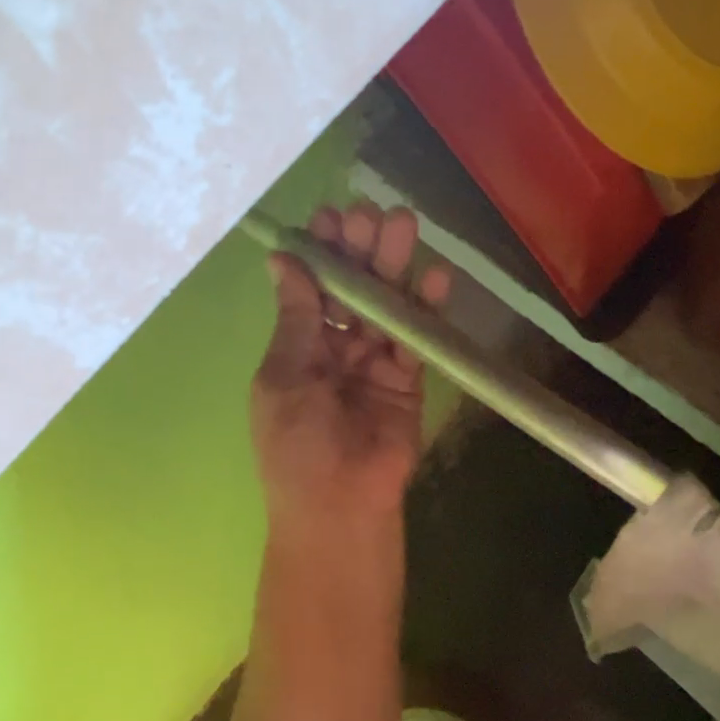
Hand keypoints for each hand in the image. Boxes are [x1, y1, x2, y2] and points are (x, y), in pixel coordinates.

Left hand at [251, 204, 450, 531]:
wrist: (338, 505)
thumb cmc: (297, 445)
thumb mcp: (284, 377)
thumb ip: (296, 319)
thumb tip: (285, 261)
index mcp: (297, 348)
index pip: (311, 289)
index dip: (320, 254)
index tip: (329, 217)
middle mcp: (336, 350)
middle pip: (352, 291)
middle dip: (361, 252)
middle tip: (372, 215)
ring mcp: (375, 365)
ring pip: (386, 307)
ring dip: (395, 268)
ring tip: (404, 224)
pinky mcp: (409, 381)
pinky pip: (417, 338)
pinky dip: (426, 309)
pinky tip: (435, 275)